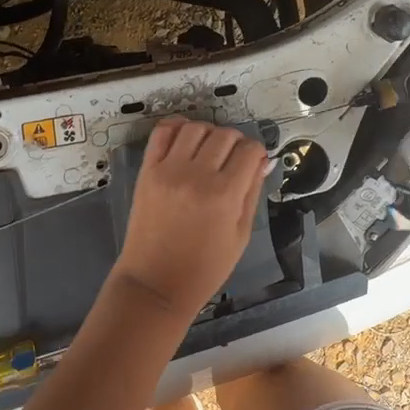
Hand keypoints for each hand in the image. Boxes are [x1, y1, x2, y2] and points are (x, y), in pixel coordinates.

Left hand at [114, 119, 270, 313]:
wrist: (156, 283)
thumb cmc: (205, 268)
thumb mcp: (240, 235)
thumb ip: (252, 192)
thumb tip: (263, 160)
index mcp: (225, 195)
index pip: (249, 150)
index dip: (256, 153)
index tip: (253, 162)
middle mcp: (197, 175)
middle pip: (225, 135)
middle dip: (236, 142)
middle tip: (233, 159)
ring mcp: (169, 170)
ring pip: (196, 128)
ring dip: (209, 133)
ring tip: (209, 150)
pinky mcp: (147, 170)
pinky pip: (162, 132)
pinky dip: (177, 127)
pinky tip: (185, 138)